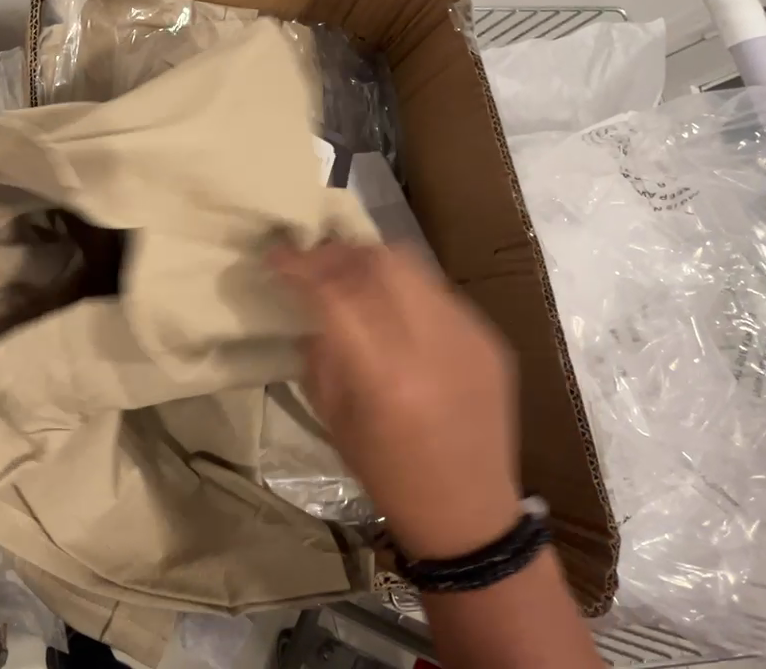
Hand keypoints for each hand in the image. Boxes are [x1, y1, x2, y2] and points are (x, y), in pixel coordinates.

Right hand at [269, 241, 523, 560]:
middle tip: (312, 259)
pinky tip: (389, 308)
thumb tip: (306, 304)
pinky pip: (438, 293)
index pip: (334, 293)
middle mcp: (431, 346)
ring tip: (347, 273)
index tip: (276, 255)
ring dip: (370, 262)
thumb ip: (319, 351)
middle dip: (338, 252)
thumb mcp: (333, 413)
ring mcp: (468, 339)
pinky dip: (404, 289)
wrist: (469, 513)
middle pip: (380, 262)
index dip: (299, 265)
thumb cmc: (386, 471)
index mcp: (384, 374)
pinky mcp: (490, 342)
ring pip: (413, 267)